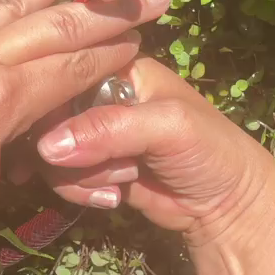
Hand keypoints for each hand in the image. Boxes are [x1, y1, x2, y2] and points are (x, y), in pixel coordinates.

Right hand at [30, 58, 274, 248]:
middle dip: (68, 149)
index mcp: (117, 67)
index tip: (54, 133)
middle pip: (48, 115)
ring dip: (80, 174)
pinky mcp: (90, 167)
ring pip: (50, 151)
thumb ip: (109, 128)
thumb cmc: (209, 149)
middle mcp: (97, 96)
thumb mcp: (167, 127)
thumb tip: (46, 146)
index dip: (51, 102)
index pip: (63, 72)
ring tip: (123, 180)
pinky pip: (61, 177)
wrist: (227, 207)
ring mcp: (92, 134)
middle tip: (103, 164)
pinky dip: (80, 191)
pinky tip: (114, 197)